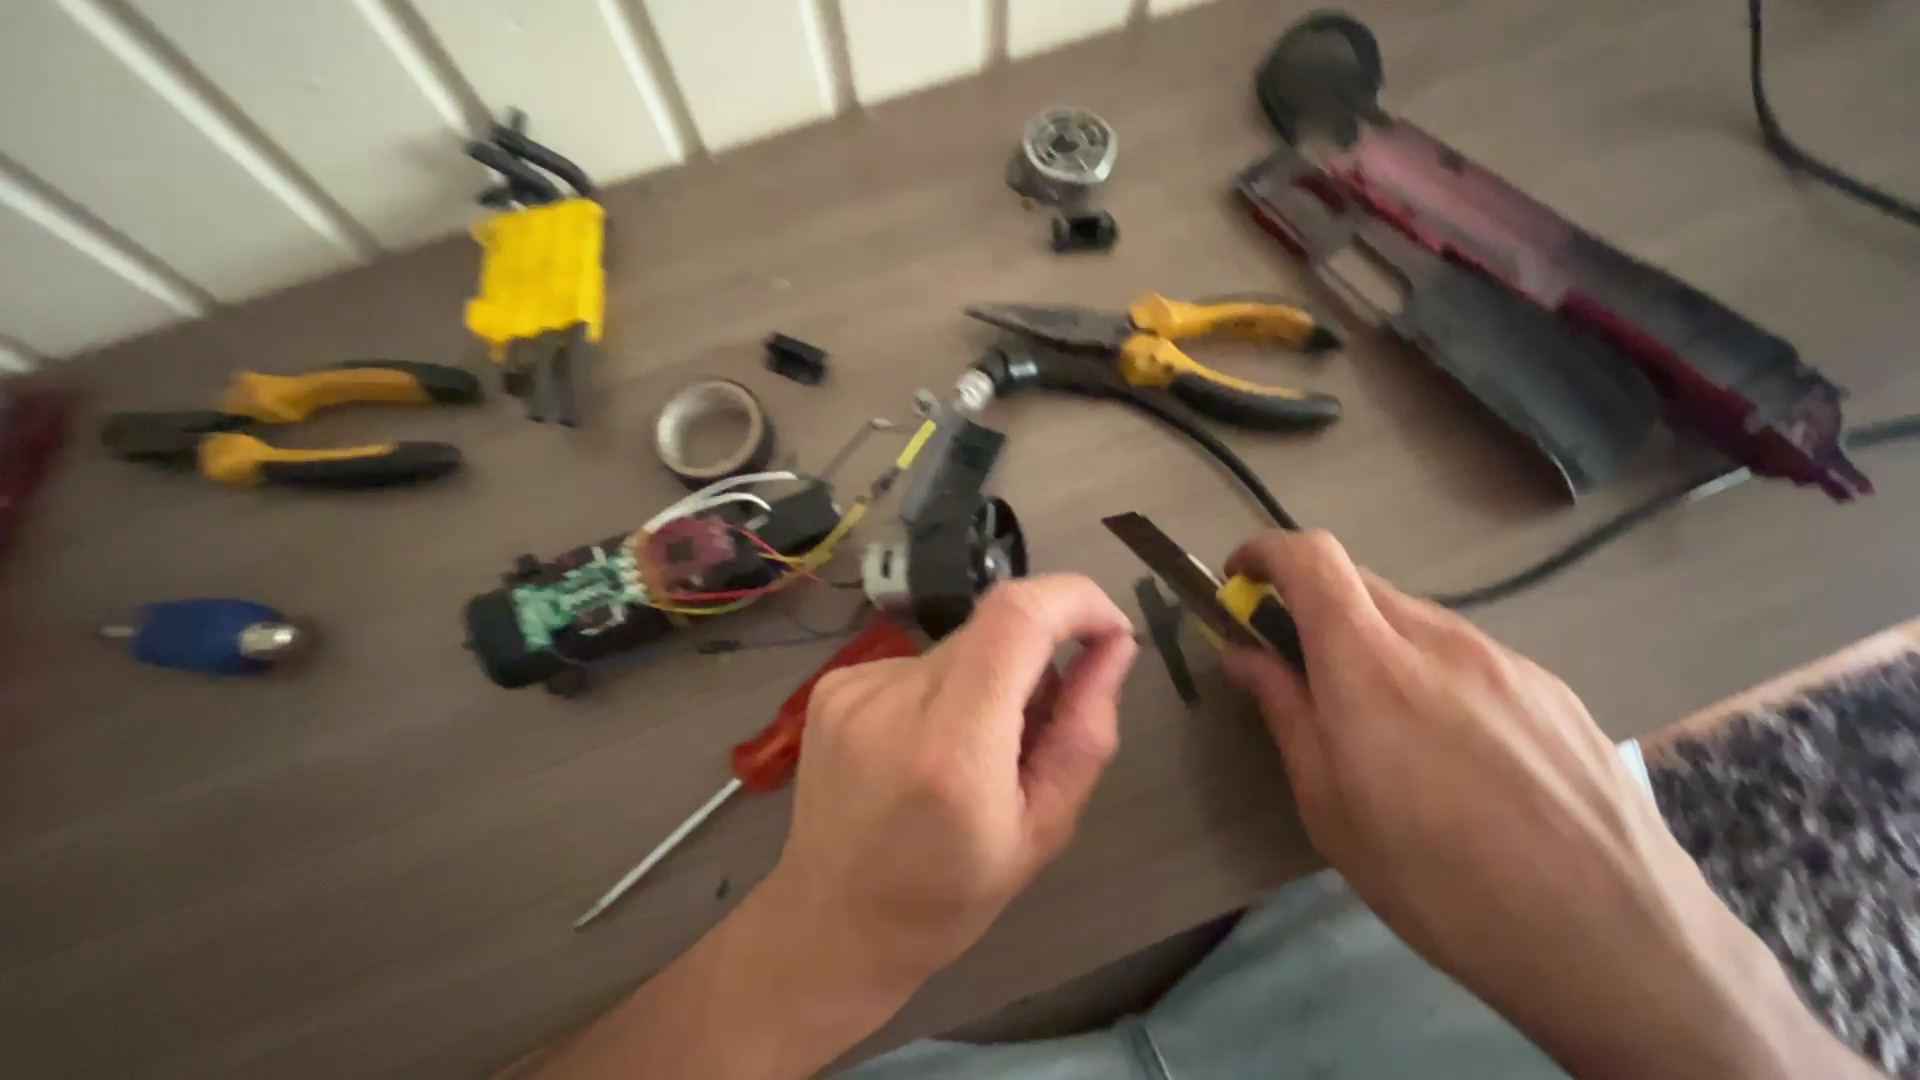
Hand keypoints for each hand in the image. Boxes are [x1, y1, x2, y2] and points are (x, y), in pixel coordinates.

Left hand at [537, 577, 1135, 1079]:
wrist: (833, 921)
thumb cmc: (950, 894)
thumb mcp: (1045, 826)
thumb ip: (1086, 729)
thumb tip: (1113, 645)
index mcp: (952, 746)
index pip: (1017, 616)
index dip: (1075, 599)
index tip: (1108, 629)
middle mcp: (893, 700)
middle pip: (992, 630)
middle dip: (1034, 661)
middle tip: (1033, 731)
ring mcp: (853, 686)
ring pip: (958, 647)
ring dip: (986, 681)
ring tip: (969, 754)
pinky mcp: (833, 685)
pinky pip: (917, 664)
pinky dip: (942, 692)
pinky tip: (921, 750)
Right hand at [1221, 530, 1874, 1078]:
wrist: (1620, 945)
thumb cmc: (1440, 884)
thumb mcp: (1331, 808)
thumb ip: (1286, 712)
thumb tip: (1245, 653)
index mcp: (1373, 669)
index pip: (1312, 559)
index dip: (1266, 552)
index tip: (1240, 584)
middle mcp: (1441, 641)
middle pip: (1359, 582)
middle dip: (1311, 607)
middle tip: (1299, 671)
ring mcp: (1506, 660)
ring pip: (1414, 618)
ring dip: (1371, 642)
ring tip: (1381, 726)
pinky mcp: (1552, 687)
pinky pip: (1466, 652)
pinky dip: (1429, 669)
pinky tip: (1454, 749)